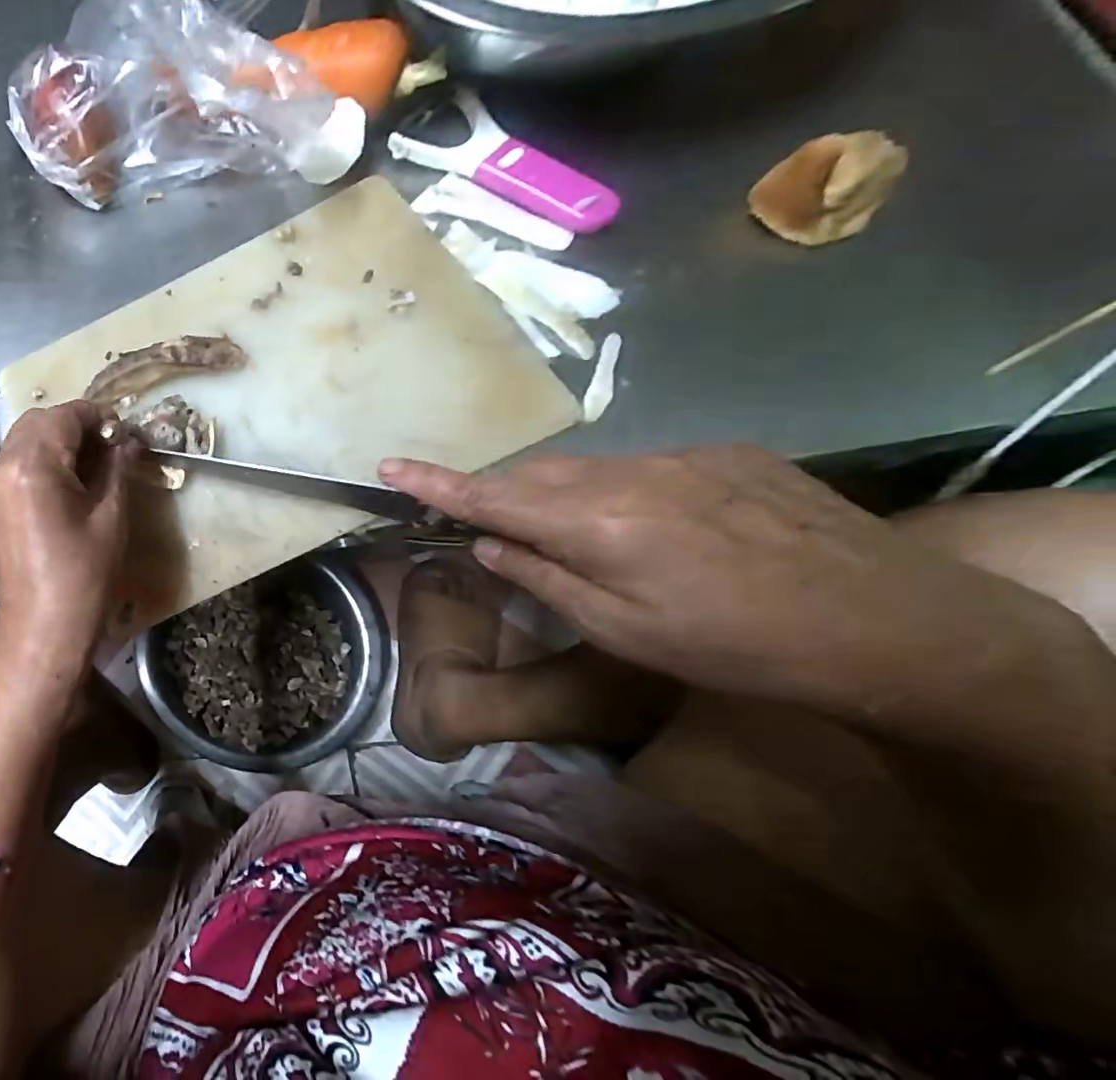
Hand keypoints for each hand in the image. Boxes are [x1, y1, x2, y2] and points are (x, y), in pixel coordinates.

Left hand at [0, 401, 136, 653]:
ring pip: (25, 439)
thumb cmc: (84, 574)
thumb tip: (128, 440)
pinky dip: (43, 459)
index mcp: (32, 465)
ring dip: (59, 440)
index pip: (65, 416)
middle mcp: (2, 466)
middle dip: (76, 425)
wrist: (44, 626)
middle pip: (39, 421)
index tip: (126, 434)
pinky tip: (71, 481)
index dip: (99, 417)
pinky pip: (17, 463)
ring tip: (94, 464)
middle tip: (111, 447)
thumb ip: (117, 467)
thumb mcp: (111, 516)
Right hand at [379, 445, 1079, 722]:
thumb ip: (544, 579)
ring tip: (575, 538)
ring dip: (558, 496)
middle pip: (535, 475)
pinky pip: (639, 465)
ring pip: (587, 468)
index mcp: (598, 524)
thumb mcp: (622, 632)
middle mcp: (631, 474)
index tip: (389, 465)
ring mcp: (682, 456)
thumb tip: (489, 545)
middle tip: (487, 525)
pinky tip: (650, 529)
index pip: (493, 497)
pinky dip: (614, 491)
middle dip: (500, 494)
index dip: (436, 483)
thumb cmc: (735, 646)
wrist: (891, 625)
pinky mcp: (724, 453)